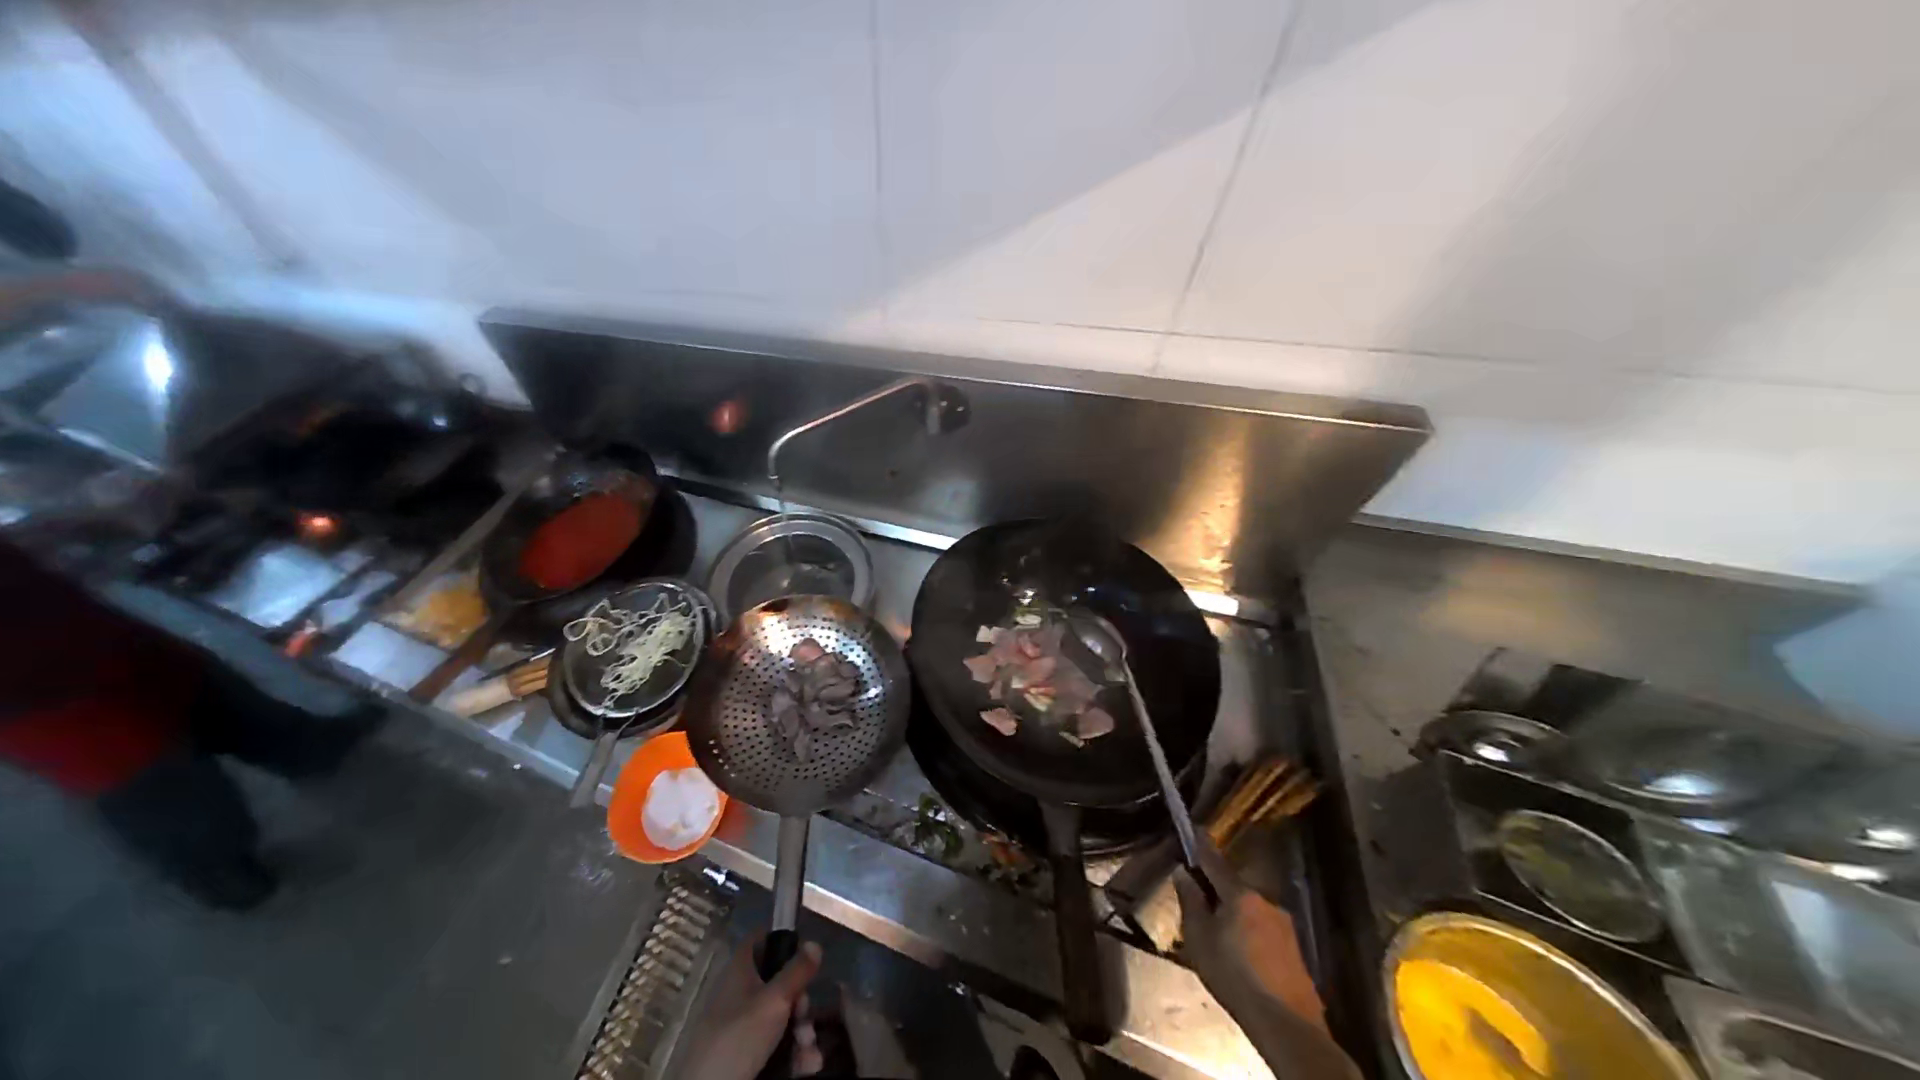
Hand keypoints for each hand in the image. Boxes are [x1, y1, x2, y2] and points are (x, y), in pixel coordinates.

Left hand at [681, 936, 824, 1079]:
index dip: (781, 938)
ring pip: (782, 1016)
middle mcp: (741, 993)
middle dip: (801, 1000)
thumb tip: (814, 942)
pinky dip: (794, 1052)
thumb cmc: (739, 1038)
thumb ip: (797, 971)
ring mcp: (743, 1025)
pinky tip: (805, 1065)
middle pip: (779, 982)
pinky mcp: (747, 1054)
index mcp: (740, 970)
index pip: (759, 939)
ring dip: (802, 1030)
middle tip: (804, 1015)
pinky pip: (776, 1043)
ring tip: (807, 1050)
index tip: (804, 953)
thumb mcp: (774, 1001)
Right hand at [1173, 840, 1326, 1030]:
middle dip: (1217, 891)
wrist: (1286, 1023)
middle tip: (1200, 906)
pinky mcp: (1293, 947)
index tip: (1194, 828)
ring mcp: (1284, 924)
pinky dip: (1249, 933)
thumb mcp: (1198, 938)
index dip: (1202, 845)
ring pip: (1250, 909)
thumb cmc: (1233, 975)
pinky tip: (1241, 957)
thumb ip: (1190, 902)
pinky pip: (1263, 928)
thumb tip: (1184, 873)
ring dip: (1234, 914)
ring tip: (1219, 939)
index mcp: (1240, 894)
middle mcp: (1265, 900)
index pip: (1215, 860)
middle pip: (1234, 886)